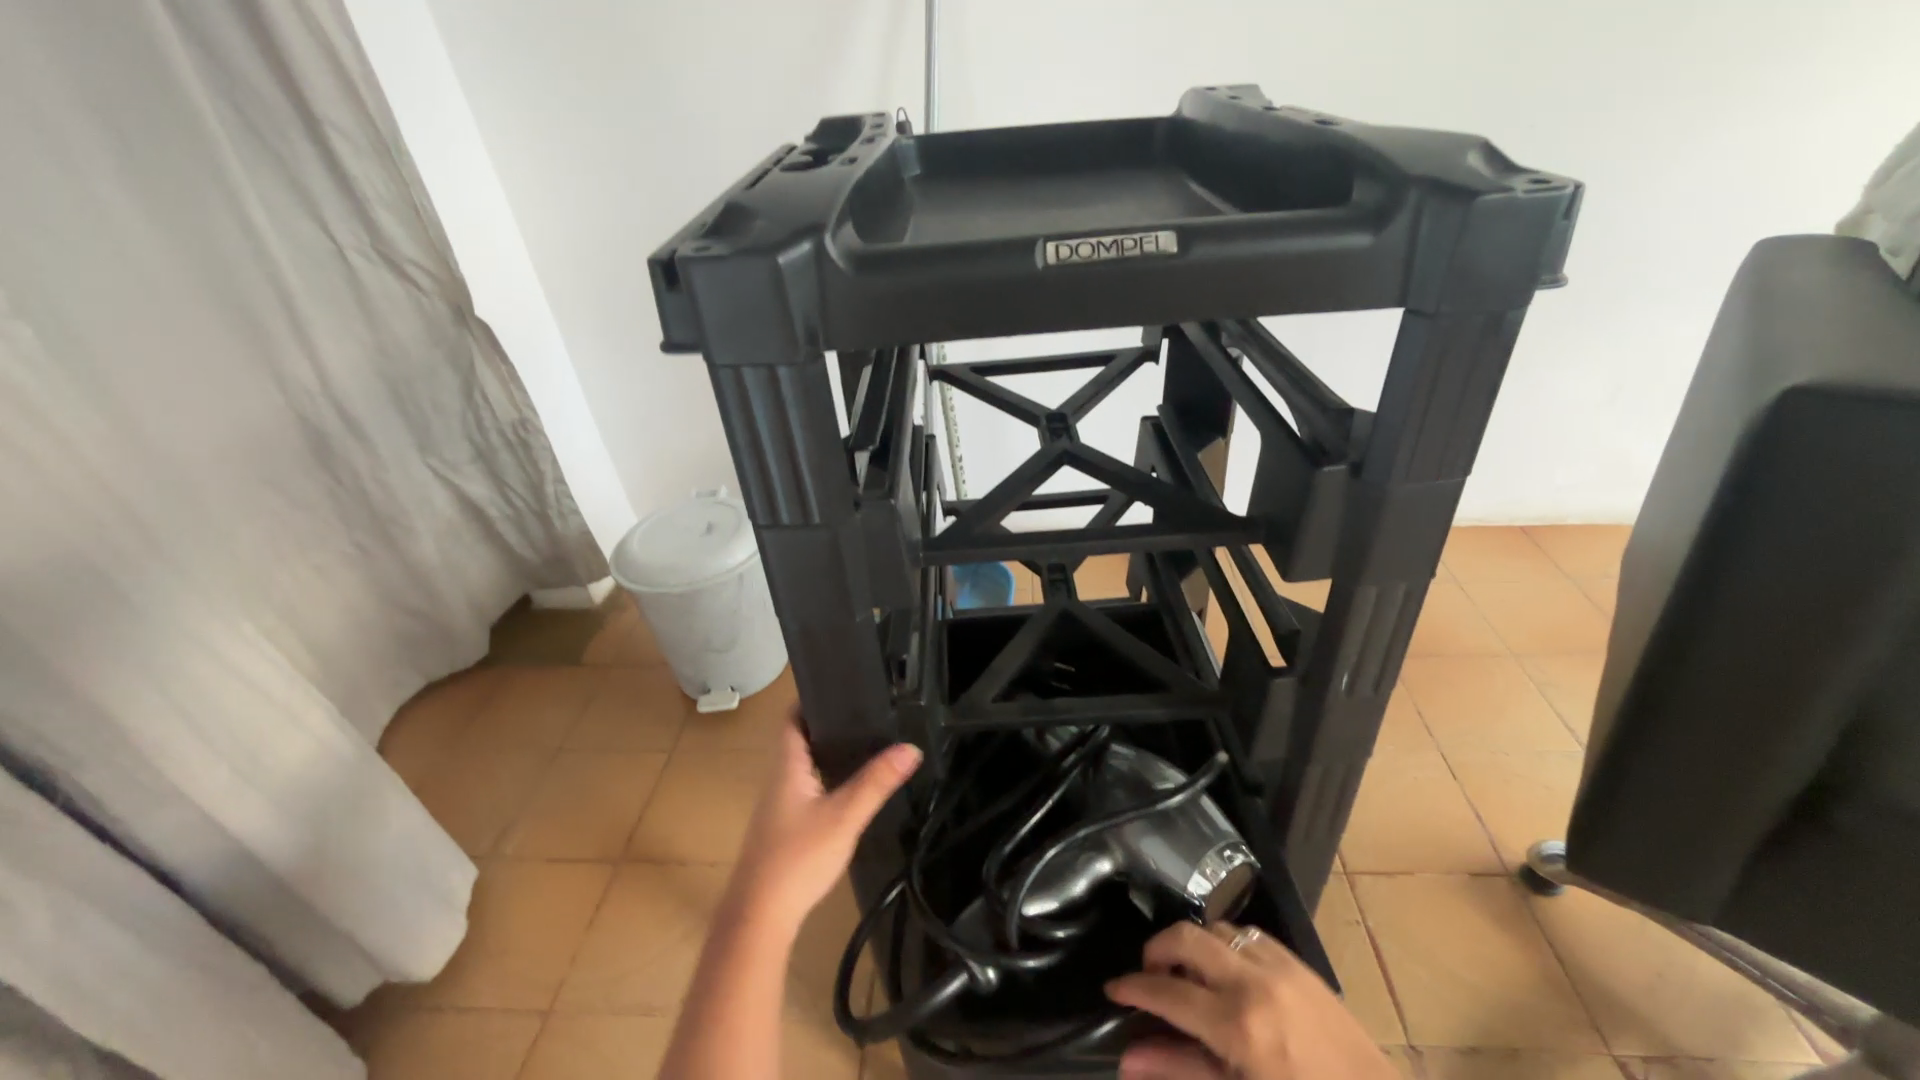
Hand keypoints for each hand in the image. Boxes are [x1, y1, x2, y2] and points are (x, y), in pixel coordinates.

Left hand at [729, 709, 920, 932]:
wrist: (760, 914)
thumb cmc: (797, 858)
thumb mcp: (844, 817)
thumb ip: (876, 783)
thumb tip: (909, 748)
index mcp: (786, 767)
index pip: (791, 719)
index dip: (809, 699)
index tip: (839, 685)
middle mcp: (779, 781)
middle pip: (799, 741)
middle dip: (828, 726)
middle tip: (865, 713)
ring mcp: (779, 807)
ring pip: (804, 768)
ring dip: (828, 755)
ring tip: (866, 745)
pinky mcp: (784, 830)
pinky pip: (807, 791)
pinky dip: (828, 781)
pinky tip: (850, 791)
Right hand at [1105, 921, 1398, 1079]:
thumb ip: (1180, 1069)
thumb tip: (1127, 1058)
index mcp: (1237, 1025)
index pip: (1166, 991)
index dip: (1133, 988)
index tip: (1114, 989)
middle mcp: (1253, 982)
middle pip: (1185, 937)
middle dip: (1156, 951)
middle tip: (1148, 977)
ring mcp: (1279, 966)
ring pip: (1215, 929)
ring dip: (1192, 945)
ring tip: (1187, 977)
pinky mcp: (1298, 962)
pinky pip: (1247, 935)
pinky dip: (1224, 945)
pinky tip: (1225, 974)